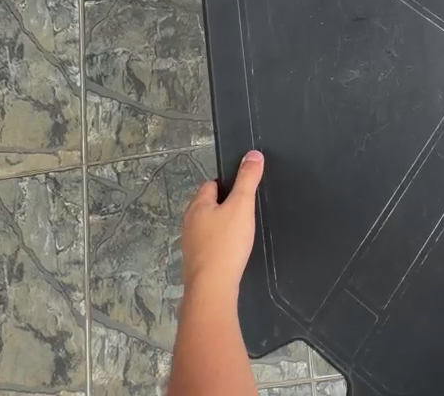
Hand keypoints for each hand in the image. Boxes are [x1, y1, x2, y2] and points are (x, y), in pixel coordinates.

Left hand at [182, 150, 264, 301]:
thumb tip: (253, 154)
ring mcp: (191, 245)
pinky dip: (220, 245)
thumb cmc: (226, 243)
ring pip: (209, 227)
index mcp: (197, 206)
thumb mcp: (242, 205)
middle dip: (225, 206)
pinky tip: (233, 252)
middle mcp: (189, 223)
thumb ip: (248, 179)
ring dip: (223, 227)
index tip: (244, 191)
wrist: (212, 290)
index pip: (211, 184)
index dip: (228, 184)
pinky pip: (210, 245)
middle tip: (246, 211)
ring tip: (242, 232)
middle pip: (209, 205)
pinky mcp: (196, 263)